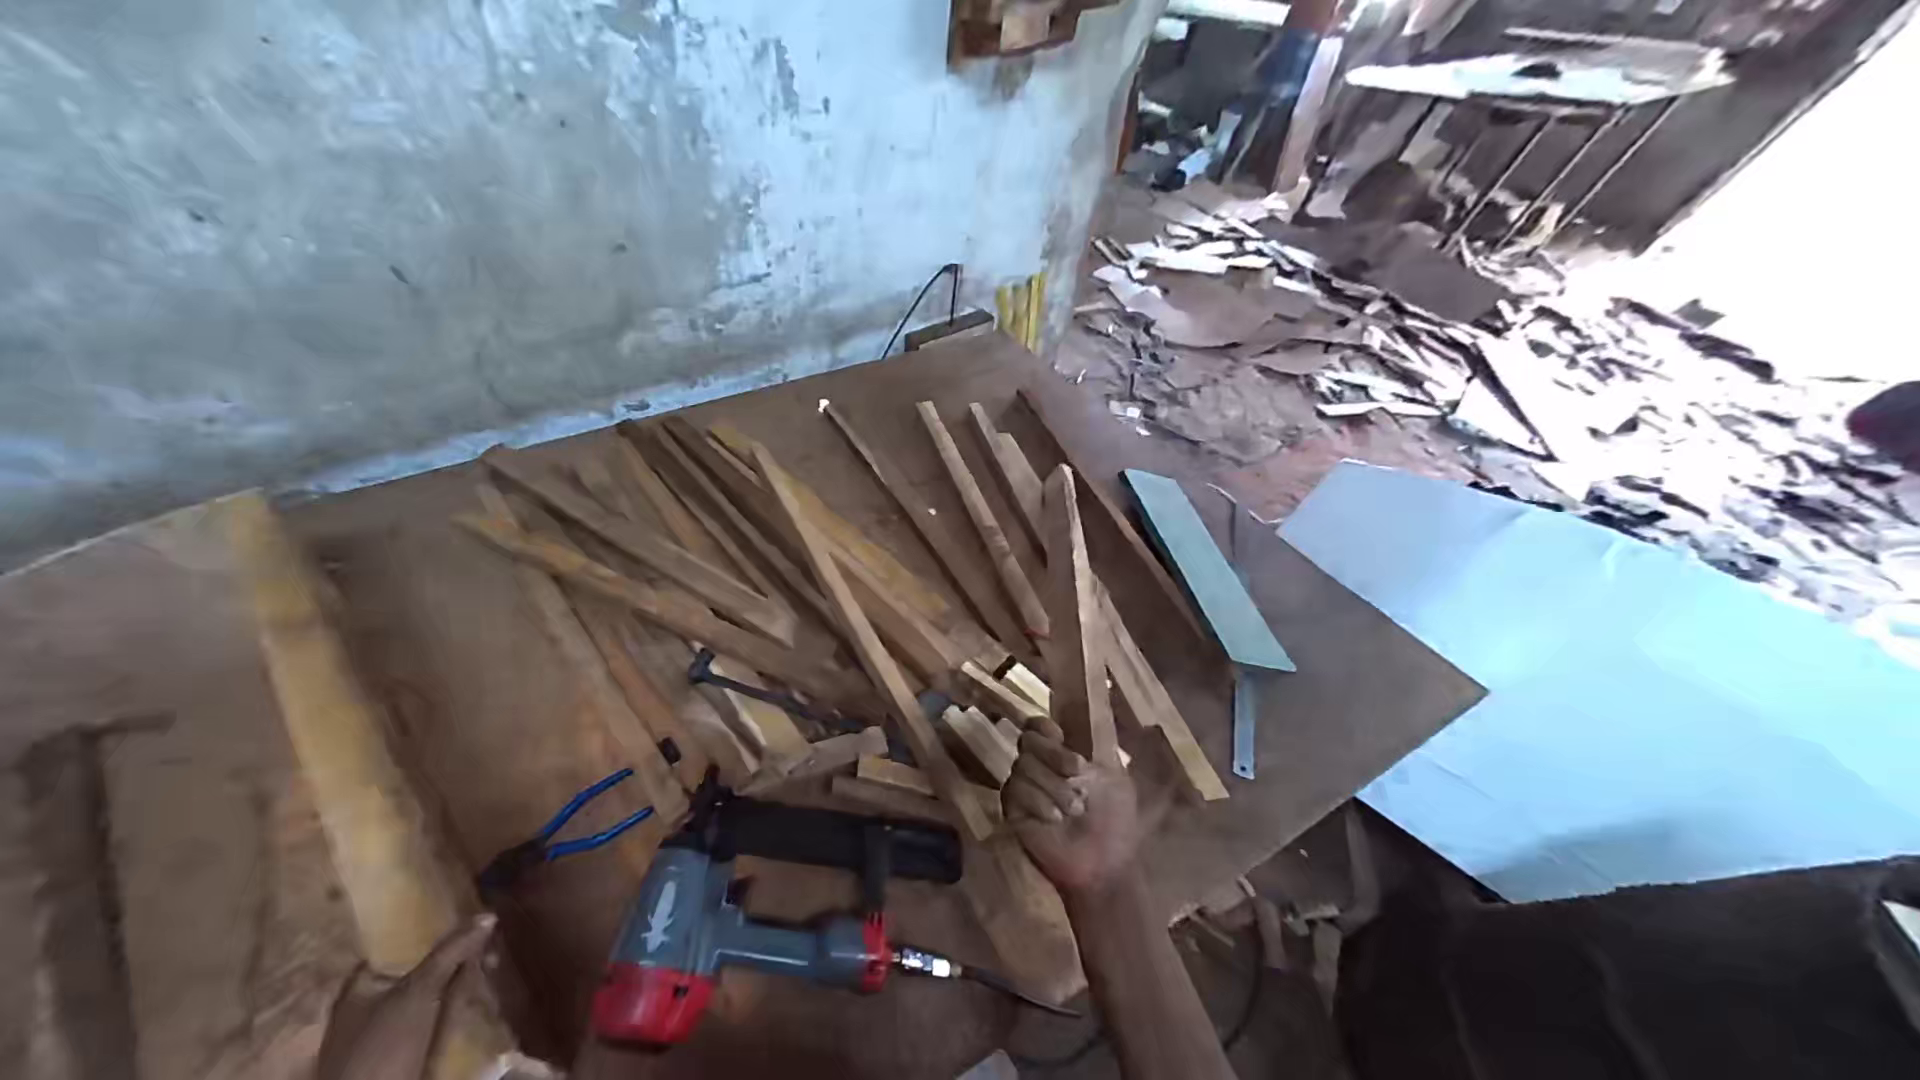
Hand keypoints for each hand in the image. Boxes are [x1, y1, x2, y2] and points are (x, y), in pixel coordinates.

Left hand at [316, 914, 497, 1079]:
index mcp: (361, 987)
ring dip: (465, 977)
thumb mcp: (417, 994)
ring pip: (437, 990)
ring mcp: (393, 1029)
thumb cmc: (382, 1050)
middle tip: (491, 941)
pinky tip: (486, 992)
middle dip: (458, 952)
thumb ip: (450, 952)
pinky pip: (443, 1014)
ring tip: (495, 963)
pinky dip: (463, 1002)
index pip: (403, 942)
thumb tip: (488, 916)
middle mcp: (374, 1004)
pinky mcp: (412, 1050)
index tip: (472, 918)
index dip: (438, 928)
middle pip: (424, 966)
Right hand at [1001, 724, 1140, 897]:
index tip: (1060, 737)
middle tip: (1076, 774)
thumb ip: (1098, 748)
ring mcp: (1023, 786)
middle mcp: (1038, 765)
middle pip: (1028, 740)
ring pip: (1023, 765)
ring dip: (1053, 786)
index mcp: (1062, 754)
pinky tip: (1054, 818)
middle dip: (1054, 756)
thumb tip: (1084, 717)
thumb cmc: (1114, 821)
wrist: (1103, 864)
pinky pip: (1015, 790)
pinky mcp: (1012, 808)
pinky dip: (1038, 802)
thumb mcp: (1115, 778)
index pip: (1038, 726)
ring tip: (1072, 810)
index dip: (1044, 728)